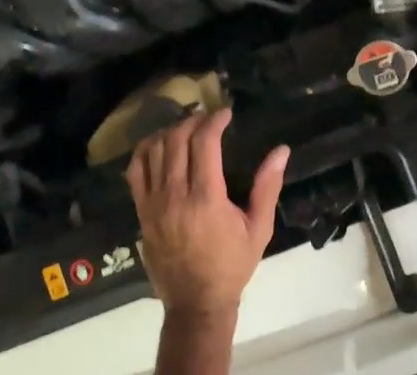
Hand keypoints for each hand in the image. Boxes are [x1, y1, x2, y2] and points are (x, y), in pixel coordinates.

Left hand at [127, 108, 288, 317]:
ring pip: (154, 151)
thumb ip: (267, 187)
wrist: (196, 303)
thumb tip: (281, 151)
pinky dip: (145, 150)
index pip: (204, 143)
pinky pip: (135, 172)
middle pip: (177, 140)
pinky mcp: (141, 213)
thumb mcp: (259, 229)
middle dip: (193, 121)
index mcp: (206, 199)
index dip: (214, 121)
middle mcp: (176, 197)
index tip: (226, 113)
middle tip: (208, 118)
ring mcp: (154, 205)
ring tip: (186, 128)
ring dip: (171, 131)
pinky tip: (159, 144)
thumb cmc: (232, 266)